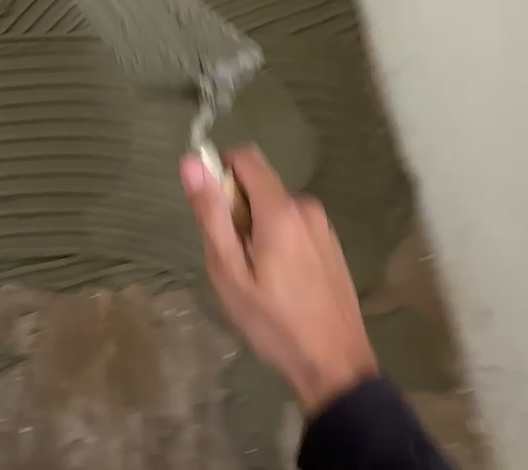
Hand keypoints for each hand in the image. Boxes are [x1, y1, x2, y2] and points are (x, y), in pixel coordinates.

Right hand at [182, 146, 378, 413]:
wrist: (336, 369)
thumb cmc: (274, 322)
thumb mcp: (229, 272)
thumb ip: (211, 213)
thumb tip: (191, 162)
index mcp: (280, 210)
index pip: (245, 157)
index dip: (221, 173)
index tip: (214, 212)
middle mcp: (306, 207)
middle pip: (259, 185)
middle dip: (238, 209)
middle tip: (234, 259)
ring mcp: (323, 227)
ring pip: (275, 207)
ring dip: (258, 228)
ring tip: (257, 277)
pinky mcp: (331, 246)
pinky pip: (294, 225)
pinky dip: (279, 240)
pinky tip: (282, 283)